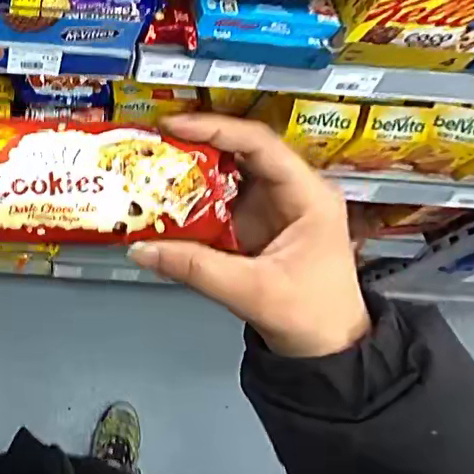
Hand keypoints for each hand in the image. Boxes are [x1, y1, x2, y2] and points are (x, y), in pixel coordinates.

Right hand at [127, 113, 368, 357]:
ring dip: (190, 163)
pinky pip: (215, 194)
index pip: (260, 143)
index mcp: (308, 196)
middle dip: (196, 140)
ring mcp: (269, 204)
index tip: (176, 126)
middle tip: (156, 138)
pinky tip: (166, 193)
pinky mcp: (251, 219)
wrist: (328, 347)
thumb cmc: (315, 317)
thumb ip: (196, 268)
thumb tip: (144, 248)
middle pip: (239, 148)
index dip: (216, 129)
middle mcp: (290, 190)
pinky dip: (190, 191)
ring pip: (225, 168)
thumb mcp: (253, 292)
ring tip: (155, 158)